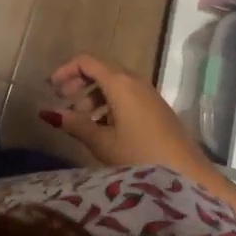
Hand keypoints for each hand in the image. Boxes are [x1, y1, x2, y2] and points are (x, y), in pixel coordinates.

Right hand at [41, 54, 210, 173]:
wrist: (187, 174)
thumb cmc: (140, 156)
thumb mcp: (102, 142)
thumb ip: (75, 125)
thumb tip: (48, 113)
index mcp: (119, 82)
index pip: (87, 61)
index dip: (66, 70)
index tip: (51, 89)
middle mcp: (134, 80)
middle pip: (101, 70)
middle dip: (79, 83)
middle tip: (63, 103)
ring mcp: (148, 93)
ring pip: (114, 83)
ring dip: (94, 96)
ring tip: (81, 121)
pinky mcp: (156, 107)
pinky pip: (127, 94)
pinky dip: (109, 103)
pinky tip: (103, 128)